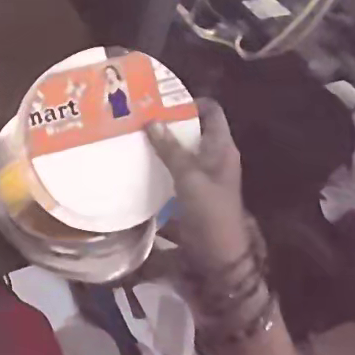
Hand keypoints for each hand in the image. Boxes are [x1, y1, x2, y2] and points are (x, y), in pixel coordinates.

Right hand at [145, 99, 257, 275]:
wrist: (218, 257)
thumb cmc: (210, 212)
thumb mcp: (189, 178)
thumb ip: (170, 149)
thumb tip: (151, 120)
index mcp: (222, 148)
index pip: (211, 111)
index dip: (190, 100)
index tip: (160, 97)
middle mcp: (214, 157)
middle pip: (192, 128)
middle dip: (168, 120)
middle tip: (137, 113)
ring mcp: (202, 175)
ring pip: (180, 148)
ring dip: (160, 141)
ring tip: (132, 133)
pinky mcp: (190, 191)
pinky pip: (173, 168)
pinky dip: (158, 161)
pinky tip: (136, 160)